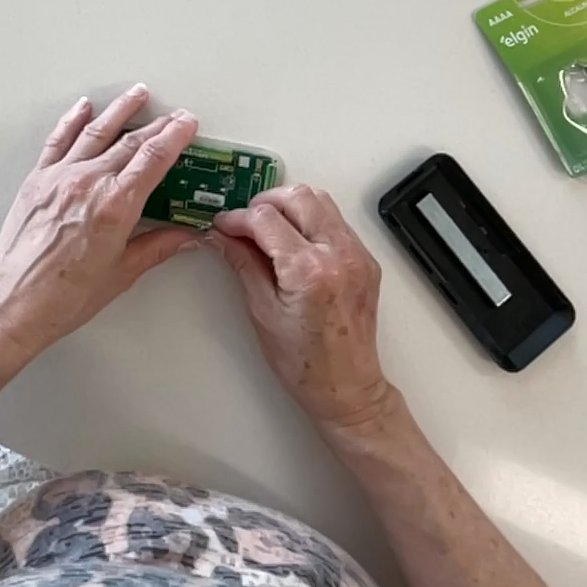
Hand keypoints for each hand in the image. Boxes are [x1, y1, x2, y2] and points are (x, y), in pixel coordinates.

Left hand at [0, 85, 201, 364]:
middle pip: (131, 142)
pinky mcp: (38, 180)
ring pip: (97, 132)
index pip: (154, 158)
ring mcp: (61, 177)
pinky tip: (84, 108)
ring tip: (137, 95)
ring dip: (120, 110)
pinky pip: (58, 140)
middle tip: (175, 115)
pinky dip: (73, 120)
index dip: (175, 136)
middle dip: (158, 125)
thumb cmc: (64, 296)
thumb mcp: (121, 273)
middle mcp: (88, 183)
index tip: (188, 123)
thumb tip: (184, 237)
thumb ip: (156, 248)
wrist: (13, 302)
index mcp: (115, 205)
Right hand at [211, 185, 396, 432]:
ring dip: (290, 206)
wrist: (347, 389)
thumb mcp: (262, 311)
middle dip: (265, 202)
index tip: (223, 225)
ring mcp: (357, 255)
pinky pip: (335, 221)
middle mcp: (338, 255)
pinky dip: (310, 219)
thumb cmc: (304, 362)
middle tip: (245, 221)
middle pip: (298, 197)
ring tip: (267, 227)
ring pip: (321, 200)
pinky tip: (292, 240)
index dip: (238, 218)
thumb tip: (221, 236)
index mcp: (309, 271)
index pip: (266, 219)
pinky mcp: (365, 260)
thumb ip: (242, 263)